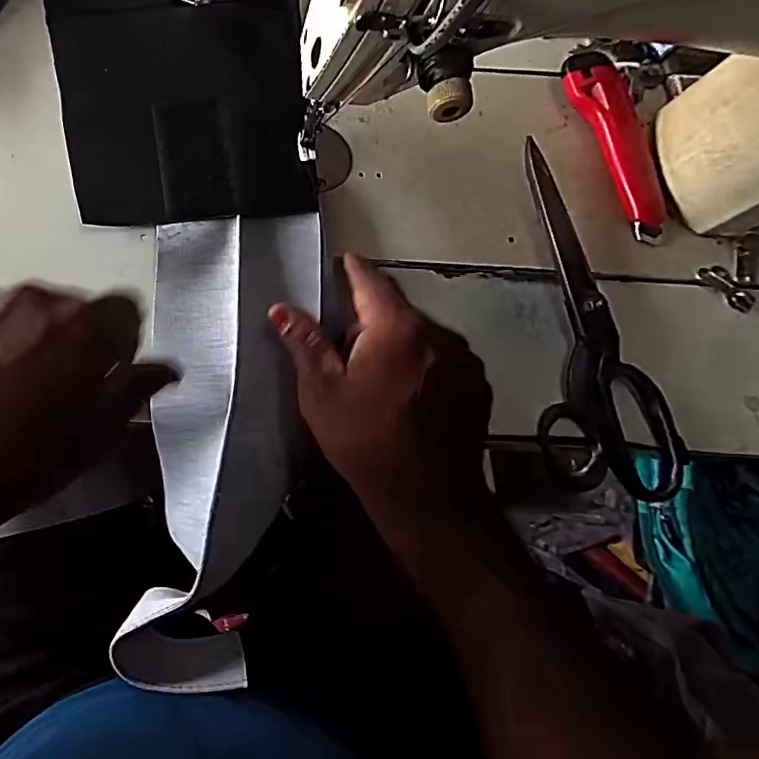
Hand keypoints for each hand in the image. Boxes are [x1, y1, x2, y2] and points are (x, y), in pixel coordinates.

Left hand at [0, 285, 175, 540]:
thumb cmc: (5, 464)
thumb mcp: (94, 436)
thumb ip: (135, 390)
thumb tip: (159, 372)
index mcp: (82, 325)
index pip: (126, 310)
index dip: (124, 344)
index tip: (114, 367)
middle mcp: (34, 303)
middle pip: (75, 310)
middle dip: (77, 344)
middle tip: (63, 393)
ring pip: (27, 316)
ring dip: (31, 344)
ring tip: (15, 400)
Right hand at [268, 253, 491, 503]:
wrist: (426, 496)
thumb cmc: (365, 441)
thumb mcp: (322, 393)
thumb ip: (306, 345)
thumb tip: (282, 309)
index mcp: (396, 330)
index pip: (371, 283)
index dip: (353, 271)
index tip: (344, 262)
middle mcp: (438, 334)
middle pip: (398, 311)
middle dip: (373, 318)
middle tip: (347, 345)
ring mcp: (464, 360)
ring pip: (423, 335)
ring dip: (400, 343)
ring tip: (379, 376)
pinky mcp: (477, 384)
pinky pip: (444, 359)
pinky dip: (424, 364)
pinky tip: (408, 395)